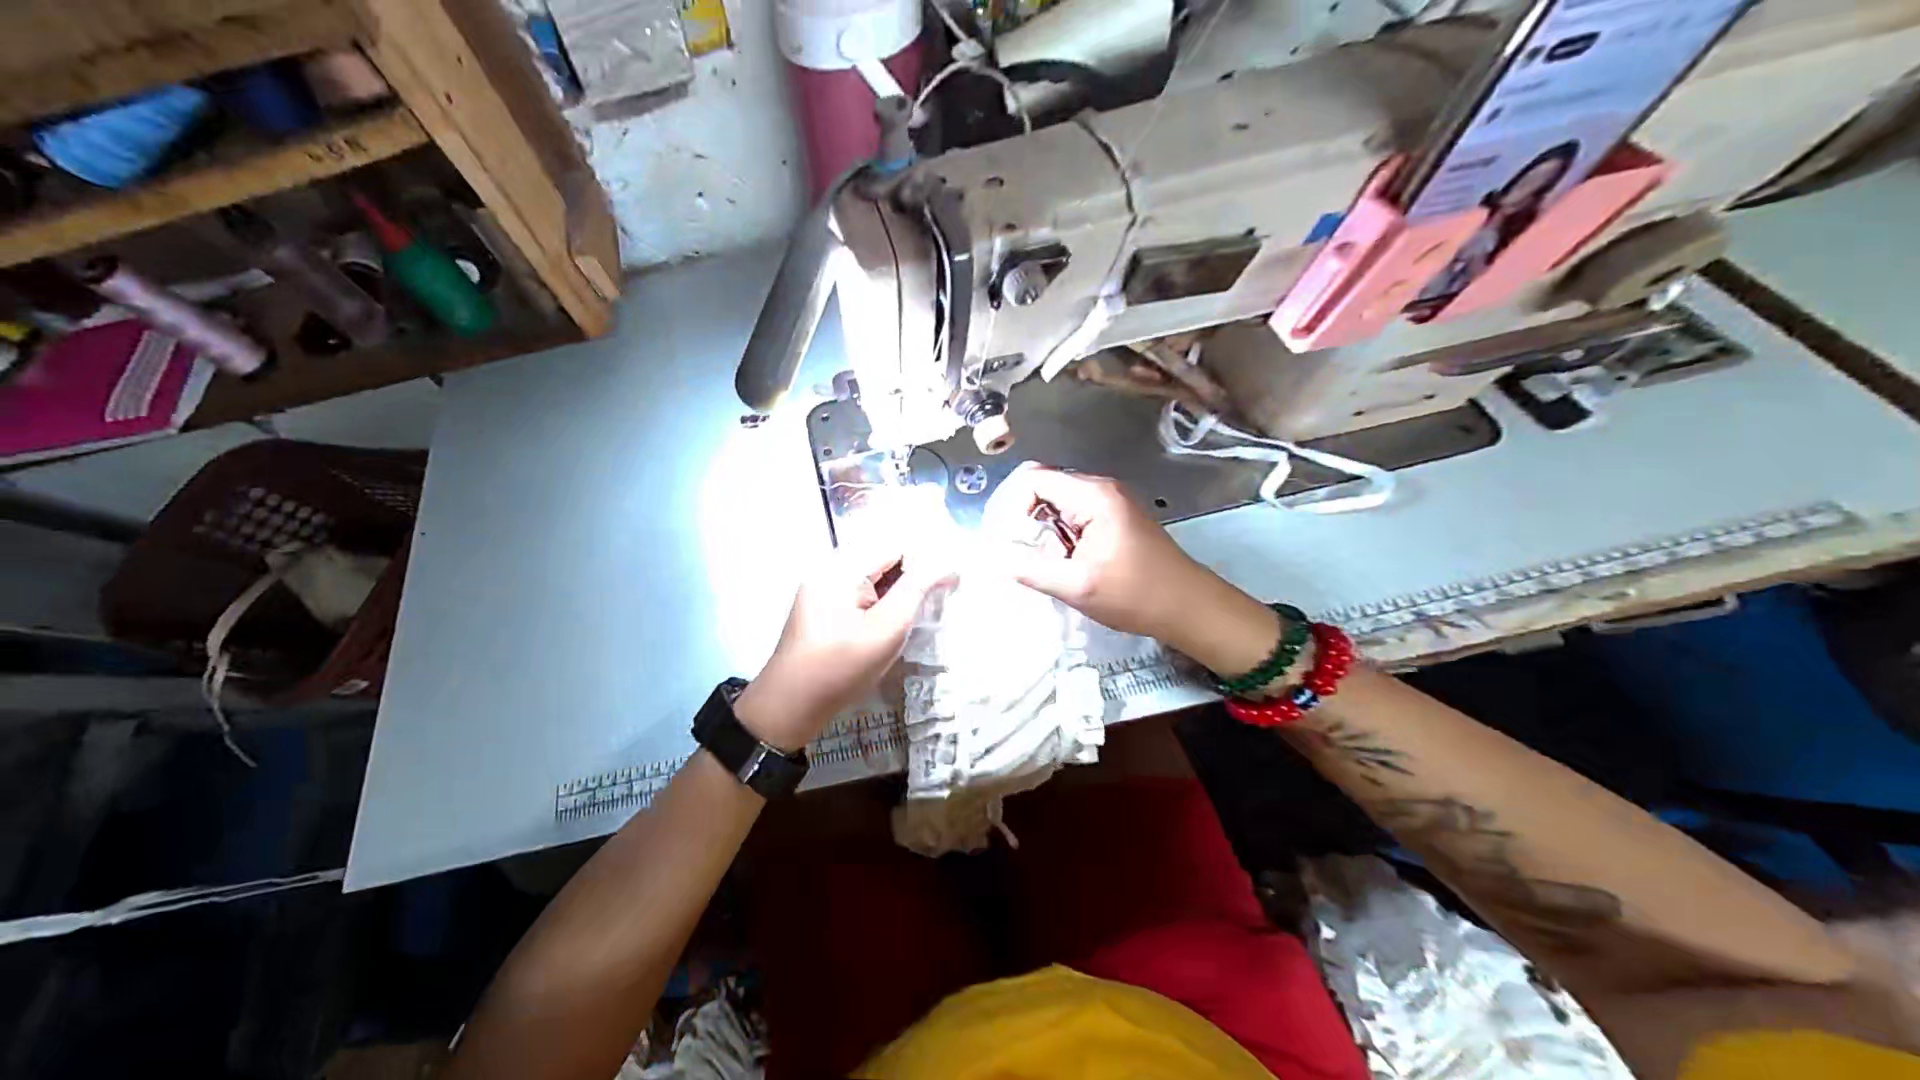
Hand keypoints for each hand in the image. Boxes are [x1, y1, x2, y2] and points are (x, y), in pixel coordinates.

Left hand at [734, 541, 948, 752]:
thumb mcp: (886, 630)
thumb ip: (916, 589)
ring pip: (875, 573)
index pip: (895, 542)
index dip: (929, 555)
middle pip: (884, 555)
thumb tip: (946, 562)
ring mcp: (824, 587)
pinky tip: (902, 615)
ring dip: (903, 584)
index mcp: (840, 567)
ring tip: (930, 602)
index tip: (955, 575)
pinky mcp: (825, 606)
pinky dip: (886, 597)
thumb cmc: (839, 669)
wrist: (788, 708)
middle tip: (947, 589)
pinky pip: (863, 589)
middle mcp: (829, 568)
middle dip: (917, 569)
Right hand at [984, 465, 1279, 675]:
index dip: (1010, 507)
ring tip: (1041, 561)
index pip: (1032, 480)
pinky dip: (1058, 535)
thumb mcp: (1077, 586)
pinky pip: (1071, 515)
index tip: (1004, 540)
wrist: (1188, 607)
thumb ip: (1030, 568)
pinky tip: (1062, 562)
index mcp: (1093, 495)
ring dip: (1040, 530)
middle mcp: (1100, 488)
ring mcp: (1109, 502)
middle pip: (1042, 487)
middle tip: (1016, 553)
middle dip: (1022, 518)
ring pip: (1055, 503)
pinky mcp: (1113, 518)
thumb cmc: (1136, 595)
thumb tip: (991, 556)